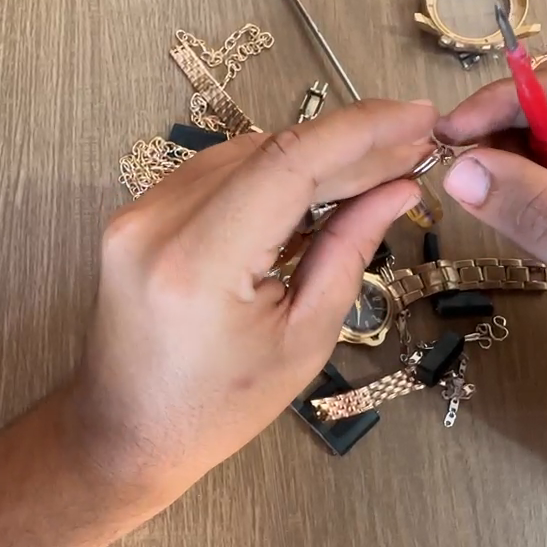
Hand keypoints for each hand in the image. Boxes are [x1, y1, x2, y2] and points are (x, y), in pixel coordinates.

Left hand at [67, 100, 438, 502]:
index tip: (419, 117)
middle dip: (346, 146)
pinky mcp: (134, 215)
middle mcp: (157, 221)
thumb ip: (349, 250)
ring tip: (372, 170)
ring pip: (242, 155)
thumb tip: (399, 187)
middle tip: (410, 147)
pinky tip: (312, 188)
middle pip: (268, 151)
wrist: (127, 429)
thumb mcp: (303, 339)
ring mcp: (137, 212)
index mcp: (199, 262)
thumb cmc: (219, 406)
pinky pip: (214, 174)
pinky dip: (267, 174)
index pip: (290, 162)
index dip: (361, 131)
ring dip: (309, 157)